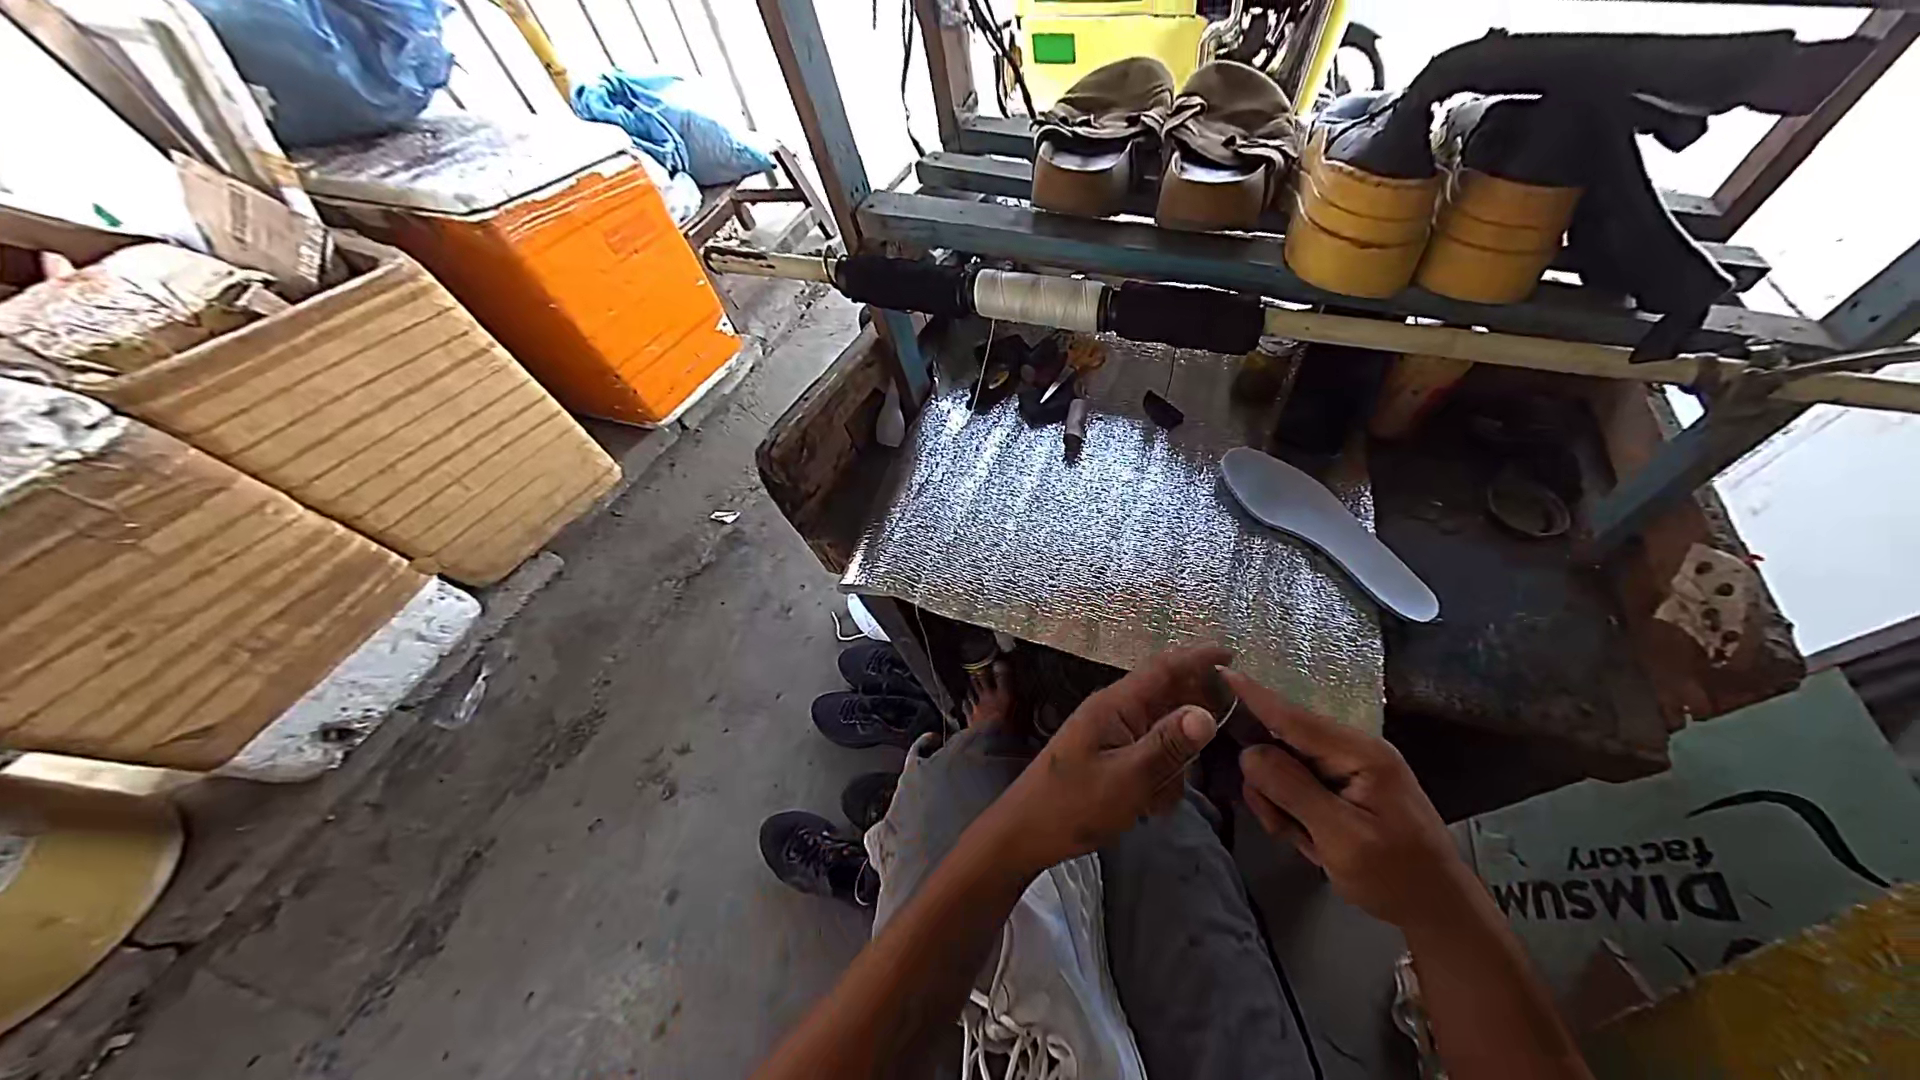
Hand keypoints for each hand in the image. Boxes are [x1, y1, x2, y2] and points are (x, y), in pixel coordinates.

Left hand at [985, 646, 1233, 872]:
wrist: (1026, 832)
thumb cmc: (1072, 804)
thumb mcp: (1127, 778)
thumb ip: (1168, 745)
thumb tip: (1207, 713)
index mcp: (1115, 704)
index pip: (1163, 668)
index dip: (1197, 658)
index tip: (1231, 654)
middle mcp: (1115, 711)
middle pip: (1169, 700)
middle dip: (1188, 730)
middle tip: (1192, 762)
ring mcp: (1112, 733)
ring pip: (1164, 734)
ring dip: (1170, 766)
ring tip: (1153, 800)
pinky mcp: (1111, 755)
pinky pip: (1150, 756)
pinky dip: (1158, 779)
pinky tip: (1147, 808)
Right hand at [1226, 668, 1475, 930]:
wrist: (1439, 912)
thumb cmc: (1397, 877)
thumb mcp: (1342, 839)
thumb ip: (1293, 790)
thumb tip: (1249, 752)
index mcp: (1359, 753)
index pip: (1292, 717)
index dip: (1252, 695)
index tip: (1218, 669)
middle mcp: (1351, 749)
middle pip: (1280, 742)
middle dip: (1268, 782)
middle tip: (1280, 826)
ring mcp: (1346, 765)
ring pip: (1281, 765)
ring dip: (1279, 801)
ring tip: (1302, 838)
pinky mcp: (1340, 782)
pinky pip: (1294, 781)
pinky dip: (1290, 808)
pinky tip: (1308, 836)